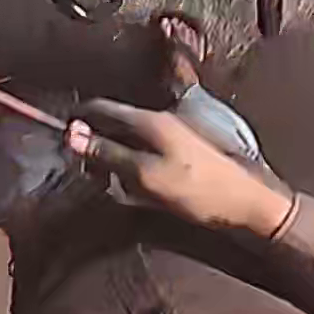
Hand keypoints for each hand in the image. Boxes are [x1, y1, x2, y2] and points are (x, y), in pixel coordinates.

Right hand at [65, 99, 293, 234]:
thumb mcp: (145, 175)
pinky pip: (146, 152)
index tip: (63, 139)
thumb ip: (107, 153)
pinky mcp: (182, 151)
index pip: (101, 107)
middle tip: (89, 171)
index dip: (79, 120)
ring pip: (129, 140)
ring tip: (116, 185)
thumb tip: (72, 134)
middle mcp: (160, 119)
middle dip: (97, 144)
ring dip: (116, 159)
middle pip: (114, 124)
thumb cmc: (197, 190)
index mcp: (149, 120)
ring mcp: (173, 134)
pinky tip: (139, 189)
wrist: (250, 206)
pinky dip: (134, 166)